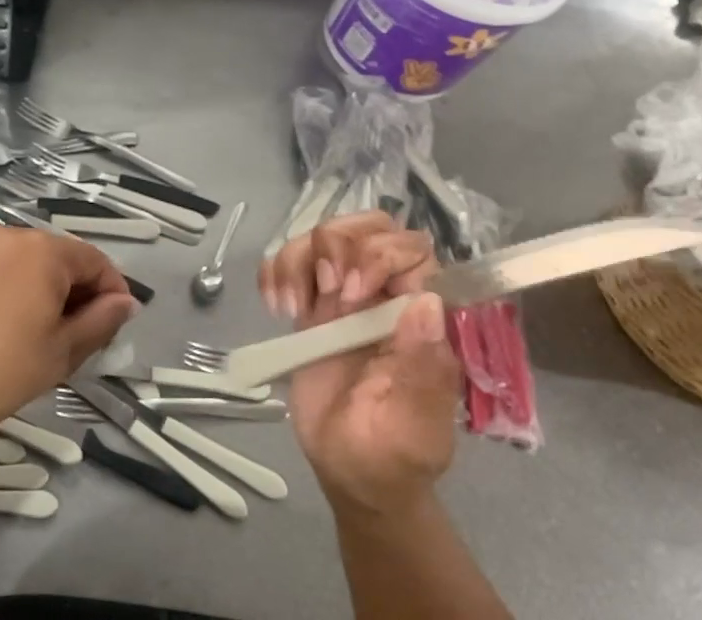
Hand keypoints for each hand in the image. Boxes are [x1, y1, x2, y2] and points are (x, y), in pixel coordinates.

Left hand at [0, 224, 138, 449]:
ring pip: (27, 260)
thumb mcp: (63, 351)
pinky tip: (9, 324)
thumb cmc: (1, 373)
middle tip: (80, 337)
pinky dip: (13, 286)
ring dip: (44, 288)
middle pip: (59, 256)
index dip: (112, 291)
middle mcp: (7, 233)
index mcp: (40, 249)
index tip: (115, 326)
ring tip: (43, 334)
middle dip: (77, 290)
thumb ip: (102, 320)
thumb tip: (126, 302)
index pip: (93, 260)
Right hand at [260, 212, 460, 517]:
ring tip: (291, 308)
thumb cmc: (390, 456)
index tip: (351, 294)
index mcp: (422, 318)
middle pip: (369, 227)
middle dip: (338, 243)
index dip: (379, 255)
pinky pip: (290, 261)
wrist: (349, 474)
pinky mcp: (311, 307)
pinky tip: (276, 307)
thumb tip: (425, 303)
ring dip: (299, 258)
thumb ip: (421, 367)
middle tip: (324, 286)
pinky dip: (275, 272)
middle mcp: (387, 297)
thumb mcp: (412, 423)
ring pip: (325, 236)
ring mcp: (346, 298)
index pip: (412, 250)